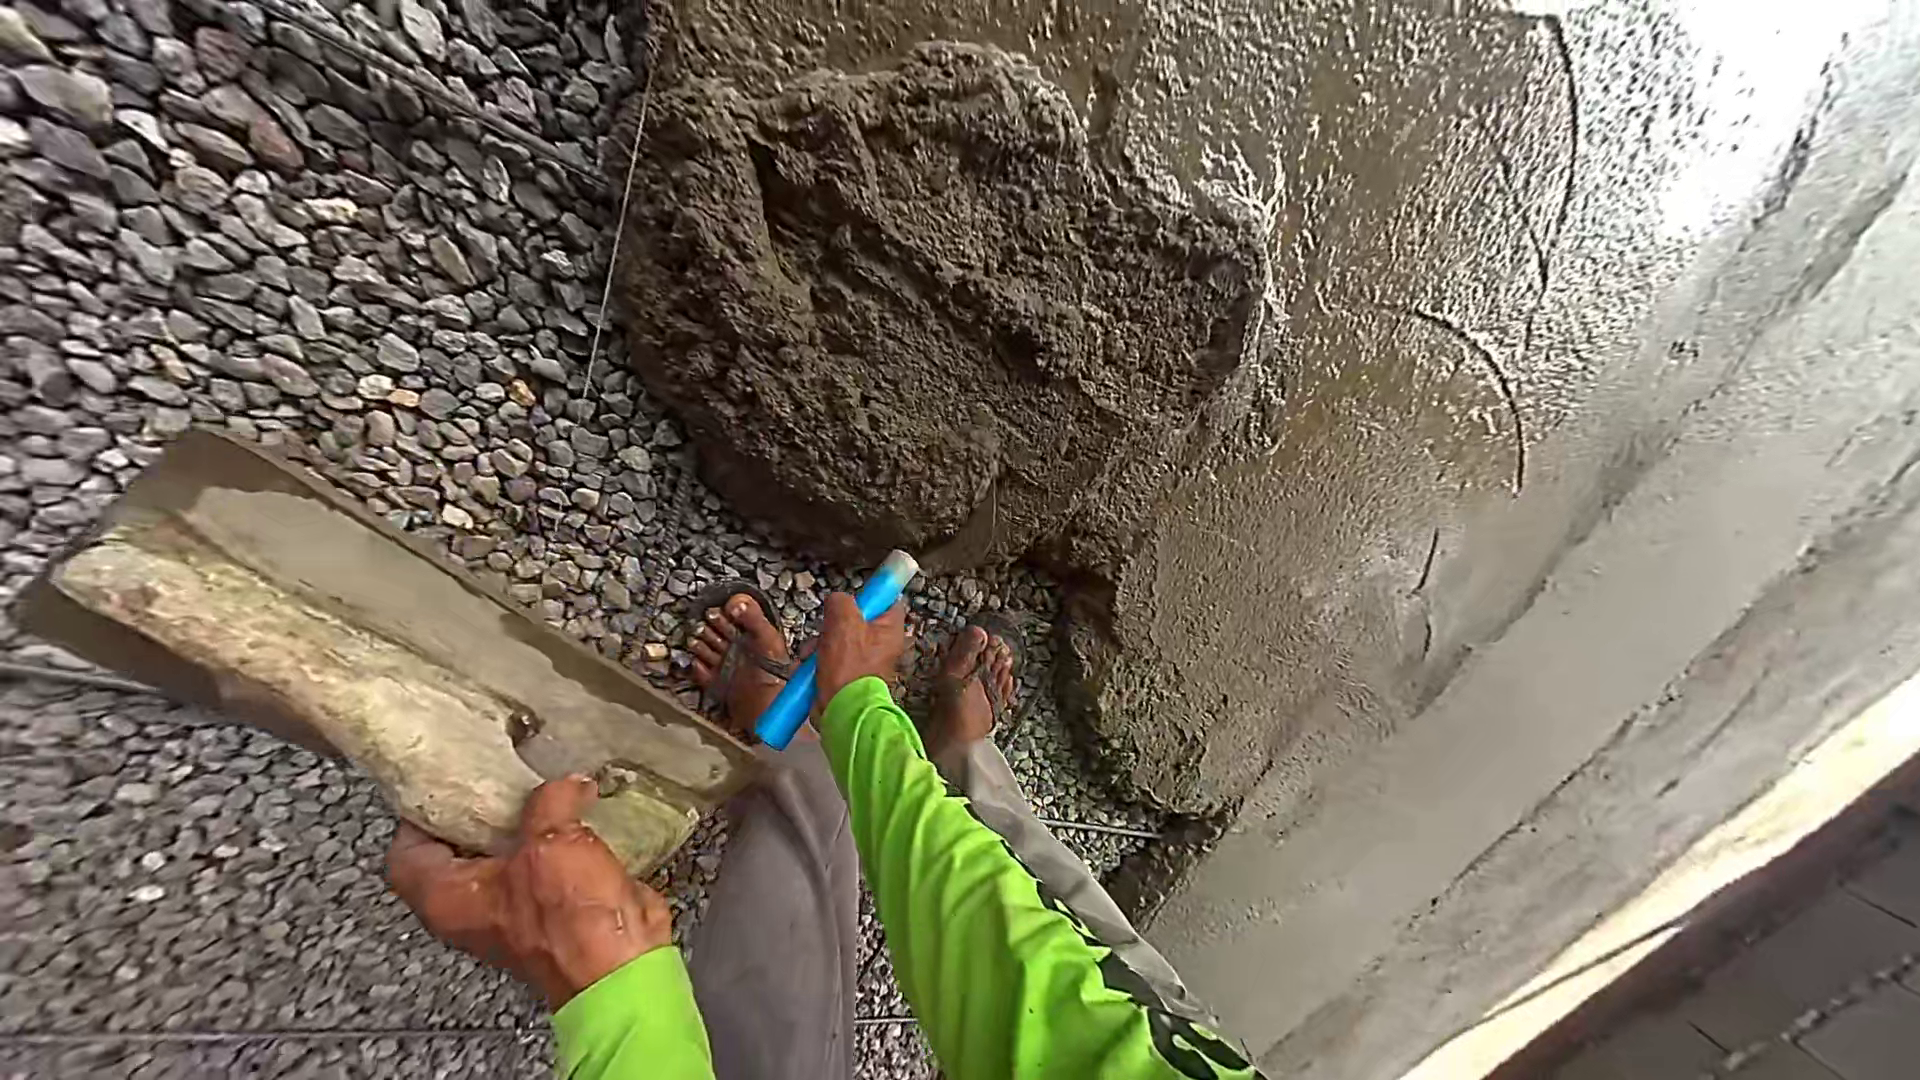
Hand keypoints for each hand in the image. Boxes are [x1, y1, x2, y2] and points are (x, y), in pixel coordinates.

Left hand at [386, 775, 672, 1008]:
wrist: (617, 957)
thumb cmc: (568, 916)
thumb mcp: (551, 841)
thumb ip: (551, 800)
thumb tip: (567, 782)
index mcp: (449, 897)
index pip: (408, 852)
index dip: (422, 813)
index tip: (447, 780)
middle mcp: (475, 904)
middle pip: (464, 846)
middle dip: (488, 807)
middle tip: (509, 770)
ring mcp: (516, 904)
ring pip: (512, 850)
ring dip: (533, 819)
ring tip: (554, 783)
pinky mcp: (557, 902)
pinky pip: (551, 858)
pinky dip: (564, 833)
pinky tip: (585, 810)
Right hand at [814, 592, 906, 710]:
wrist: (840, 711)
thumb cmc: (848, 669)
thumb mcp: (843, 621)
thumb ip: (841, 601)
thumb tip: (837, 600)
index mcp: (890, 629)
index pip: (887, 600)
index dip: (869, 594)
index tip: (854, 595)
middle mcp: (881, 644)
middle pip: (854, 619)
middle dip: (833, 624)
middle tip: (827, 630)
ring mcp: (863, 660)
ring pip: (836, 638)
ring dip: (819, 643)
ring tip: (813, 654)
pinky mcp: (846, 674)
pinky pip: (828, 657)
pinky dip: (816, 660)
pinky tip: (809, 666)